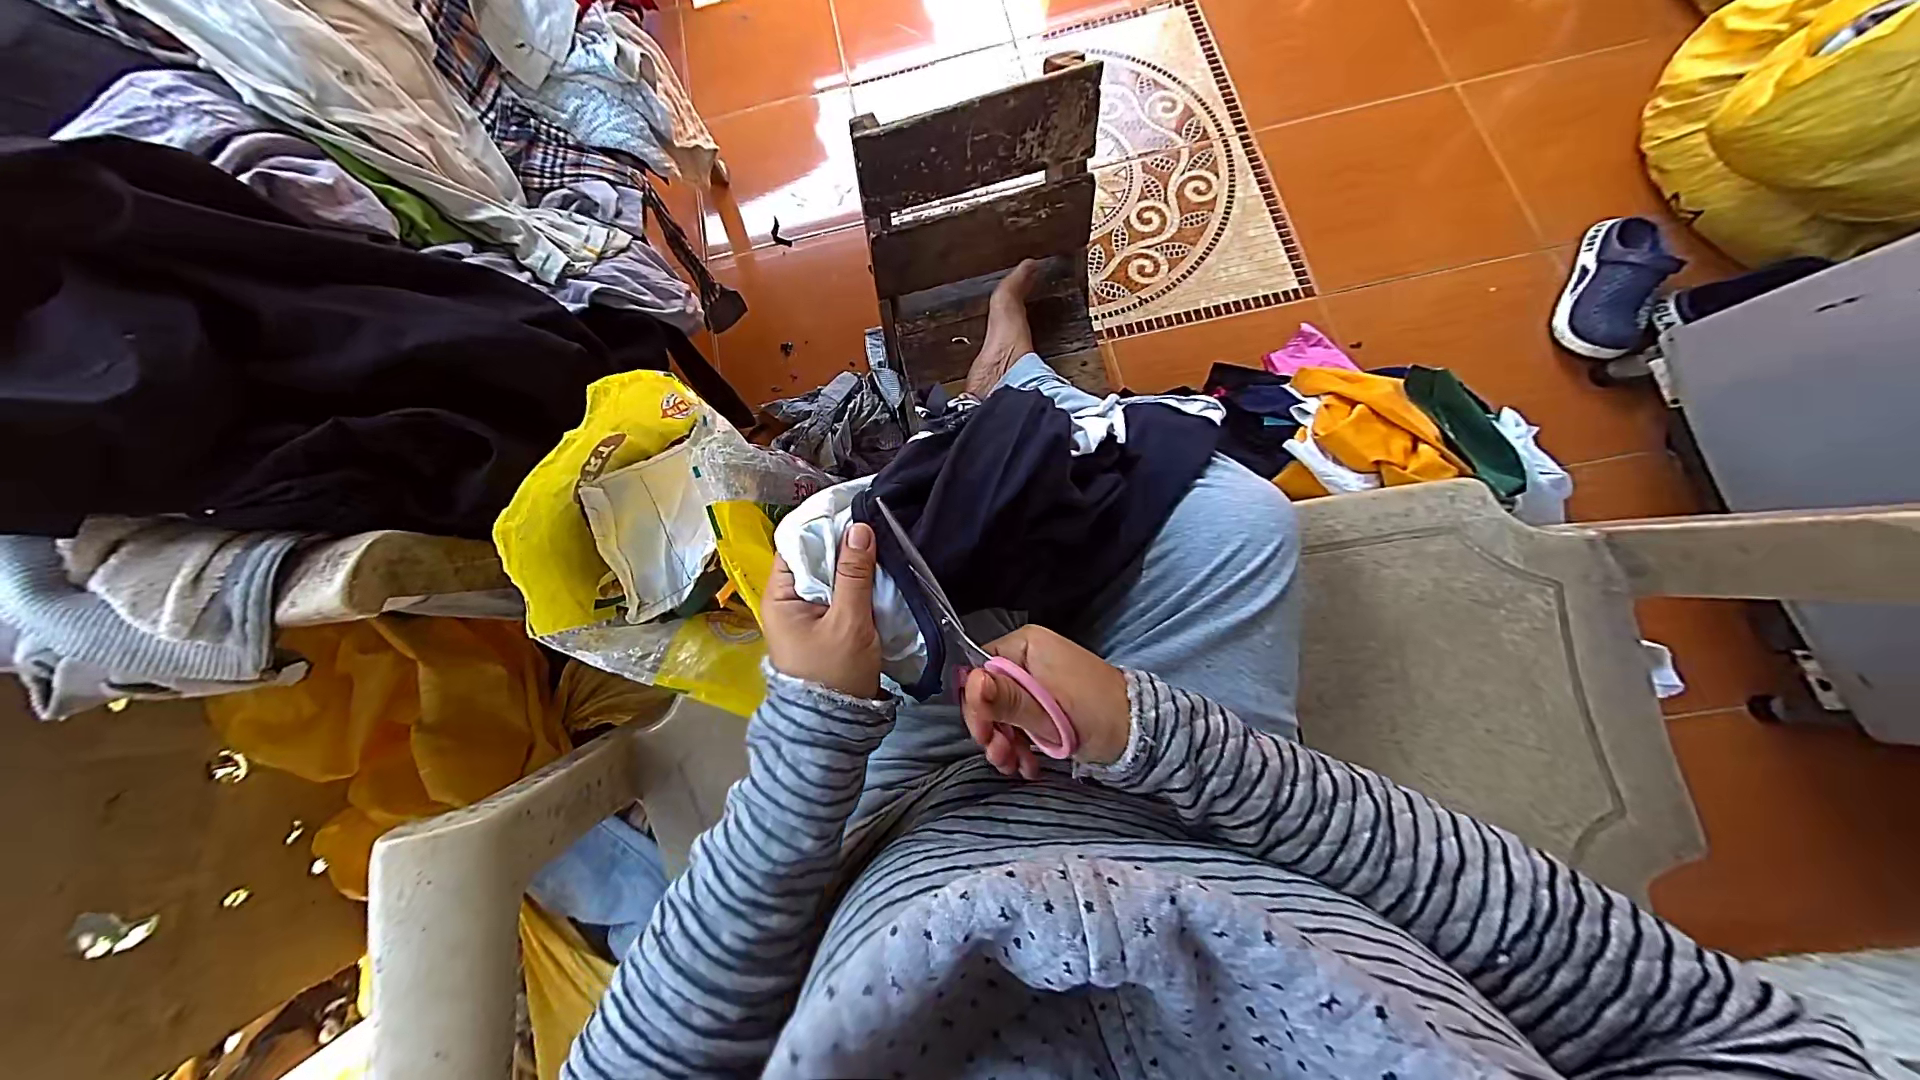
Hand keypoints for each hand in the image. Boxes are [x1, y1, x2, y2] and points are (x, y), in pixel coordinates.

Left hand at [762, 523, 883, 698]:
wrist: (837, 724)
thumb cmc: (836, 673)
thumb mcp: (848, 621)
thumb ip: (854, 575)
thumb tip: (859, 528)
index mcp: (780, 597)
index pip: (796, 546)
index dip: (823, 527)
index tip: (852, 513)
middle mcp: (788, 601)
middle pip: (814, 558)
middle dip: (843, 544)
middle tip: (873, 529)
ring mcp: (806, 614)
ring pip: (829, 575)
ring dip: (852, 565)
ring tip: (878, 547)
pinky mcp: (824, 625)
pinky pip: (839, 593)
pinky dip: (856, 584)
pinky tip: (876, 574)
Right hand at [961, 625, 1130, 778]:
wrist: (1141, 735)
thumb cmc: (1099, 715)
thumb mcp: (1049, 712)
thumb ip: (1007, 699)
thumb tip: (971, 683)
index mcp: (1026, 645)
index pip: (979, 670)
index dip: (976, 705)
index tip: (985, 735)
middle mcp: (1027, 659)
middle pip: (987, 695)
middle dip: (991, 730)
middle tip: (1001, 756)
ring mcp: (1035, 683)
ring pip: (1000, 714)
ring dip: (1003, 744)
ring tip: (1016, 766)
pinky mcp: (1043, 705)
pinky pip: (1017, 724)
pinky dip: (1019, 747)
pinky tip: (1028, 766)